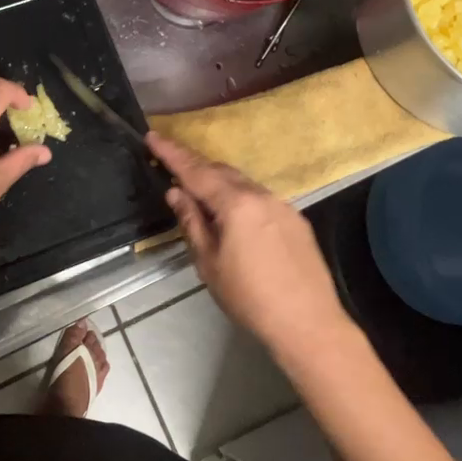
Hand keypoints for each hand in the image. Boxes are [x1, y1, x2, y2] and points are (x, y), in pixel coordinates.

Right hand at [147, 132, 350, 354]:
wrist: (309, 323)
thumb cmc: (250, 298)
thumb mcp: (209, 264)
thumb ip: (192, 223)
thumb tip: (176, 193)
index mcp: (236, 204)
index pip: (196, 171)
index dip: (171, 153)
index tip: (152, 136)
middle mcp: (261, 195)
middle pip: (221, 171)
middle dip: (195, 166)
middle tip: (170, 166)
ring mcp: (282, 205)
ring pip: (242, 184)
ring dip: (218, 183)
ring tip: (198, 193)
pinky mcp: (296, 220)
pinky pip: (260, 198)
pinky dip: (239, 198)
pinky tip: (232, 217)